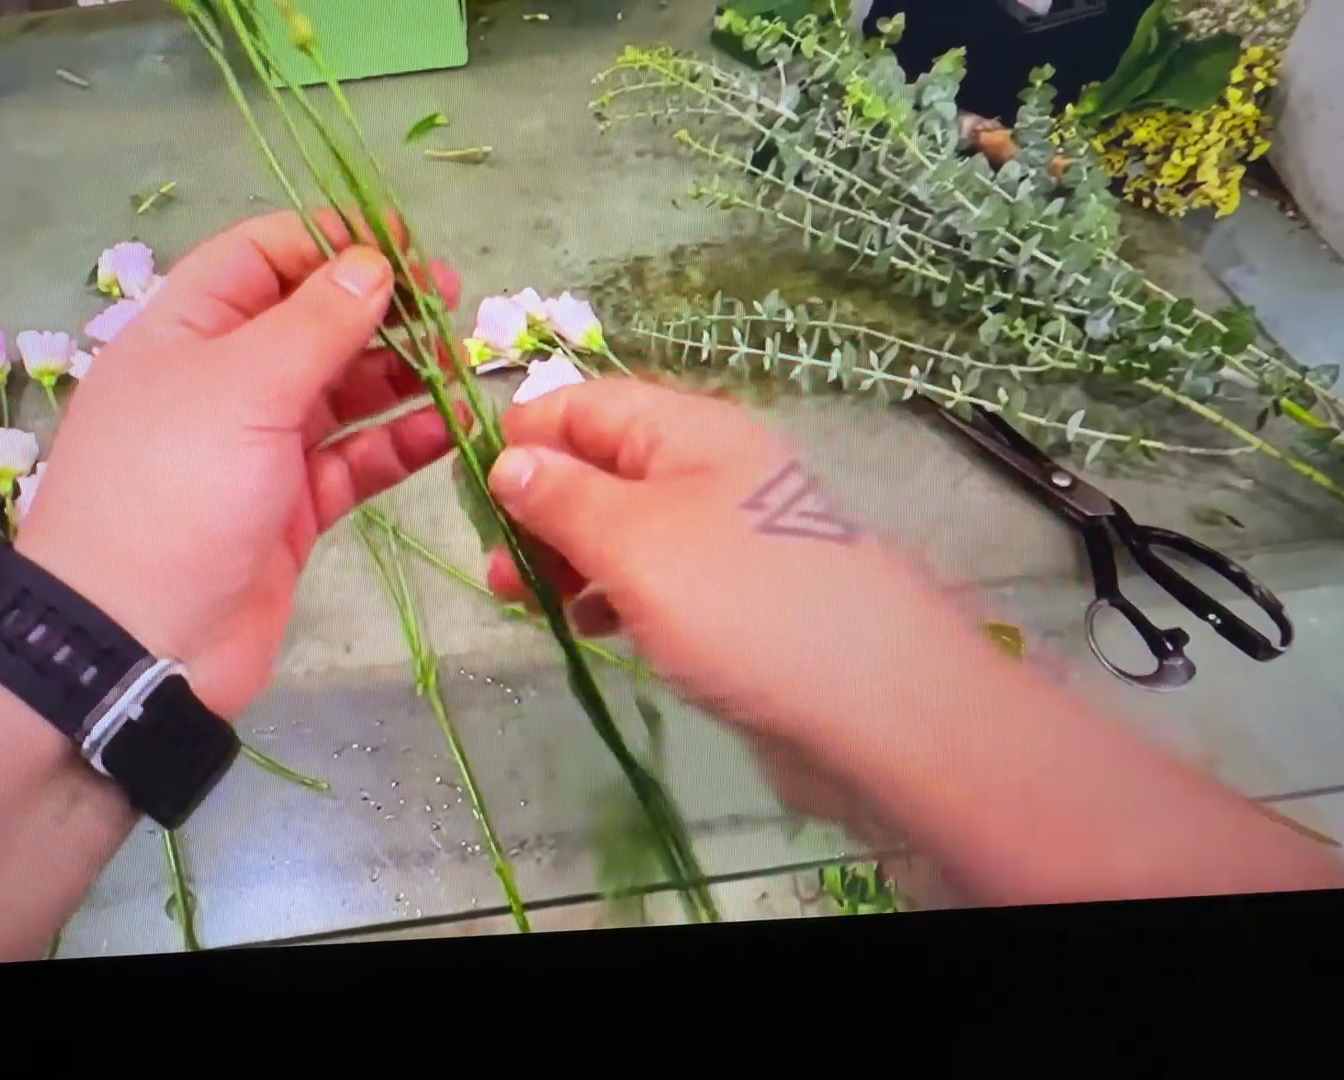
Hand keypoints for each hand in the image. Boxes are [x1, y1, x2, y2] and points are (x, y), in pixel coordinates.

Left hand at [17, 210, 460, 717]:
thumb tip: (374, 265)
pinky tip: (445, 430)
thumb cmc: (177, 490)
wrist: (143, 641)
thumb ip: (315, 323)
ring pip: (343, 395)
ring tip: (460, 370)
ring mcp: (262, 448)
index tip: (407, 246)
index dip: (333, 242)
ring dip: (401, 379)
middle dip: (381, 312)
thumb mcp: (243, 387)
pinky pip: (355, 461)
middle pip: (312, 324)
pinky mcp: (294, 507)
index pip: (264, 257)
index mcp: (189, 330)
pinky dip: (398, 444)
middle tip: (452, 310)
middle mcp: (226, 382)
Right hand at [483, 377, 967, 739]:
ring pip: (614, 524)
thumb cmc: (740, 603)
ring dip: (562, 554)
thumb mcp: (632, 540)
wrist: (876, 708)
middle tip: (497, 567)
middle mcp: (700, 469)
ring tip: (525, 601)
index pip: (581, 405)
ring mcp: (715, 532)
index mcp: (684, 430)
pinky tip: (585, 623)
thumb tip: (504, 459)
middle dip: (536, 507)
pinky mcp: (723, 589)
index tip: (468, 484)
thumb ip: (560, 495)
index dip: (521, 435)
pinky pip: (645, 572)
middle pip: (594, 466)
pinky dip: (605, 590)